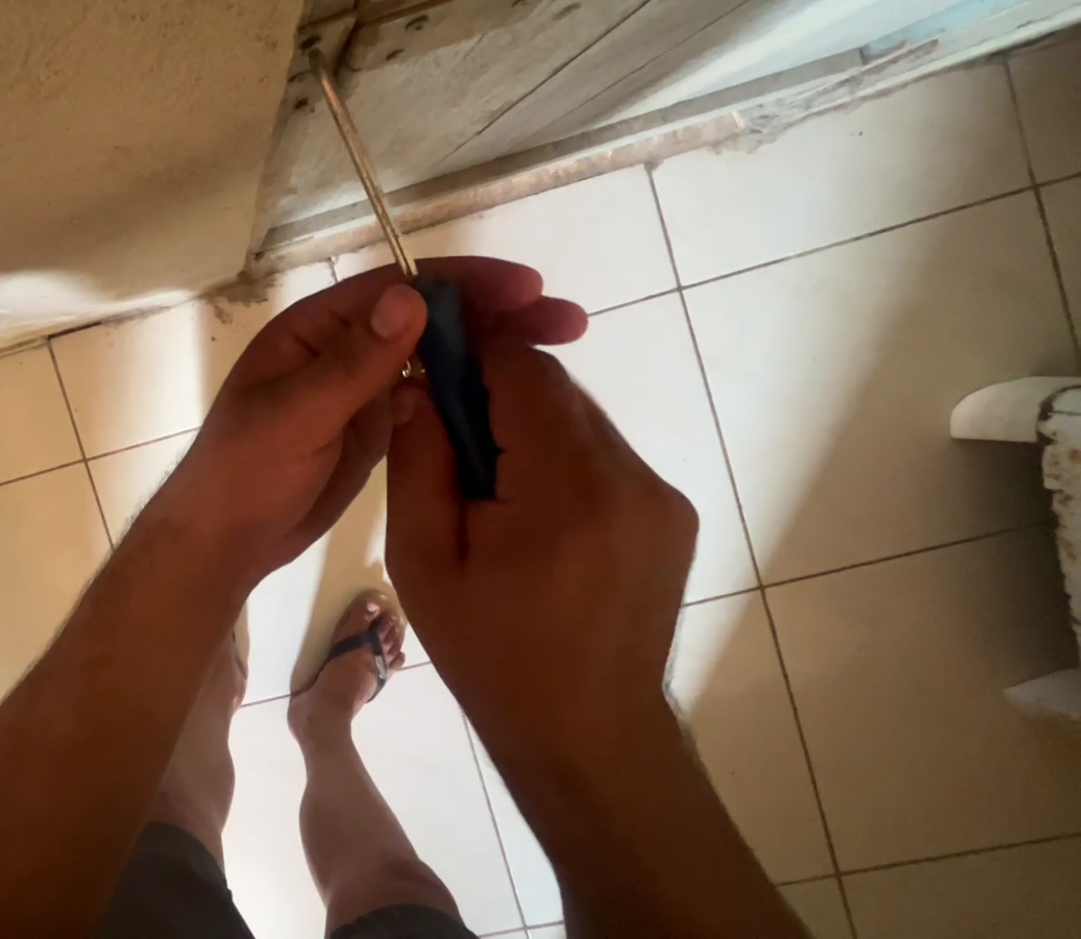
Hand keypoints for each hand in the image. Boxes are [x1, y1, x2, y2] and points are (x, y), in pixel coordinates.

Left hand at [135, 259, 585, 588]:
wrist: (227, 537)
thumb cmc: (245, 470)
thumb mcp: (295, 414)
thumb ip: (353, 362)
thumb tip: (411, 297)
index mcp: (312, 331)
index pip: (394, 290)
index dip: (460, 284)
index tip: (526, 289)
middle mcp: (340, 350)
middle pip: (423, 319)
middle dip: (491, 315)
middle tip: (567, 321)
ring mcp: (359, 389)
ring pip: (431, 358)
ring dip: (487, 353)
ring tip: (556, 352)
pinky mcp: (374, 427)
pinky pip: (427, 400)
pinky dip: (465, 395)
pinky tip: (510, 400)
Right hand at [385, 343, 697, 753]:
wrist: (585, 733)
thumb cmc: (488, 650)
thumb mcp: (422, 558)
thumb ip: (418, 461)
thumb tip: (415, 386)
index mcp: (567, 489)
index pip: (524, 370)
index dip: (472, 351)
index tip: (427, 364)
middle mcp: (632, 479)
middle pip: (554, 390)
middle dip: (492, 395)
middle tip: (443, 440)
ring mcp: (661, 497)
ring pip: (577, 420)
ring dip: (523, 429)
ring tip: (483, 489)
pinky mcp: (670, 514)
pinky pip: (599, 455)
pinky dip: (554, 459)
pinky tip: (526, 512)